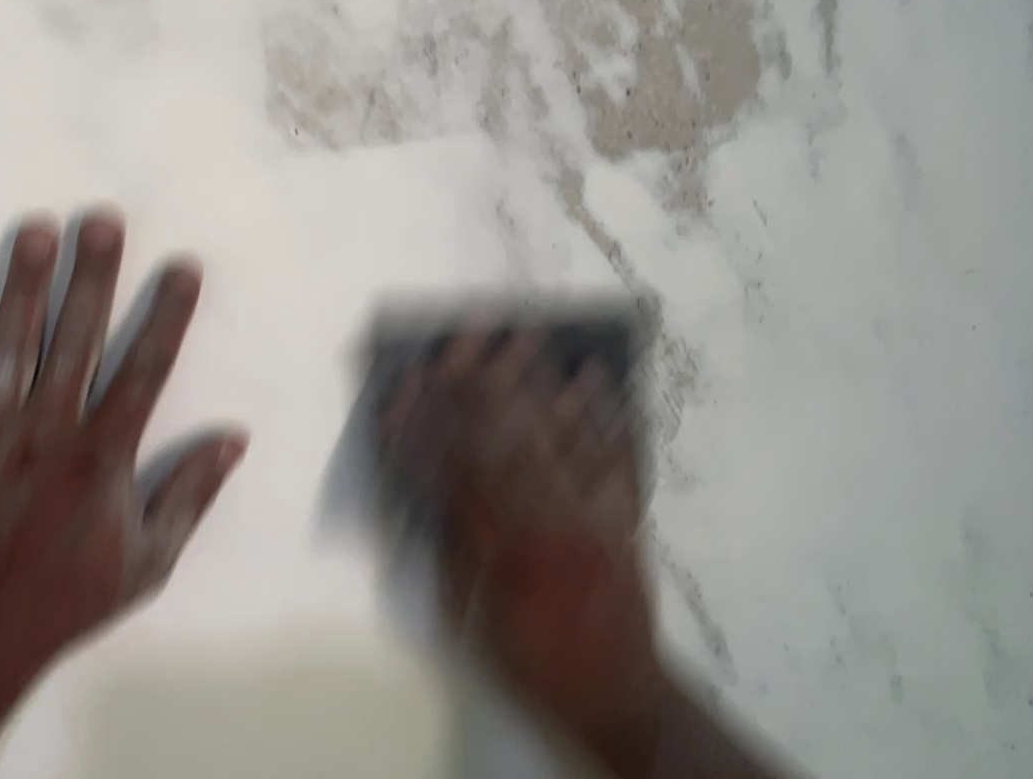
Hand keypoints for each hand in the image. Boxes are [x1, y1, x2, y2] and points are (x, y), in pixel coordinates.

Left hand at [0, 208, 247, 707]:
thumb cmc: (65, 599)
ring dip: (24, 285)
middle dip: (93, 276)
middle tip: (102, 217)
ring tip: (36, 227)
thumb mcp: (147, 562)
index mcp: (103, 458)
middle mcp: (50, 433)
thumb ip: (190, 494)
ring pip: (12, 346)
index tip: (184, 266)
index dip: (167, 316)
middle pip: (76, 340)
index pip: (145, 371)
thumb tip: (236, 436)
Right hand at [379, 328, 662, 740]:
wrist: (622, 698)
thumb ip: (455, 548)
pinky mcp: (625, 518)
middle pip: (508, 437)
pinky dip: (605, 416)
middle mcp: (548, 522)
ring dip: (539, 382)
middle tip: (469, 333)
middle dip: (482, 381)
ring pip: (560, 437)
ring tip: (527, 335)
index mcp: (503, 549)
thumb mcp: (474, 619)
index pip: (454, 468)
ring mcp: (593, 515)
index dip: (427, 423)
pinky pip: (617, 459)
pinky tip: (595, 380)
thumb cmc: (535, 661)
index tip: (406, 382)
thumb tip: (430, 486)